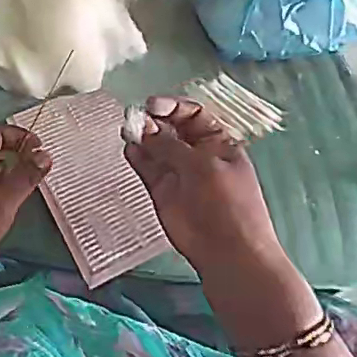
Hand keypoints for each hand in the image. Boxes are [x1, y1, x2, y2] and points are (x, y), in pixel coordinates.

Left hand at [0, 123, 48, 269]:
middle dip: (16, 147)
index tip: (38, 147)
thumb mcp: (5, 202)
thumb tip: (44, 155)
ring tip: (32, 174)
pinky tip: (15, 191)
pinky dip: (3, 177)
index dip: (18, 134)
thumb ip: (25, 176)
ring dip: (11, 162)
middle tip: (38, 159)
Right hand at [123, 96, 285, 281]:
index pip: (193, 114)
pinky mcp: (161, 189)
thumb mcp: (203, 166)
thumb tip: (147, 129)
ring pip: (154, 146)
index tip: (152, 105)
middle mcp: (196, 154)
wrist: (227, 252)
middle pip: (170, 127)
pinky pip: (146, 166)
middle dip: (153, 120)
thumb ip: (172, 146)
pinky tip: (129, 148)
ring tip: (128, 130)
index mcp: (217, 143)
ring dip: (141, 136)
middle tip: (135, 118)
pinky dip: (136, 156)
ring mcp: (177, 172)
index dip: (173, 107)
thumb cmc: (228, 204)